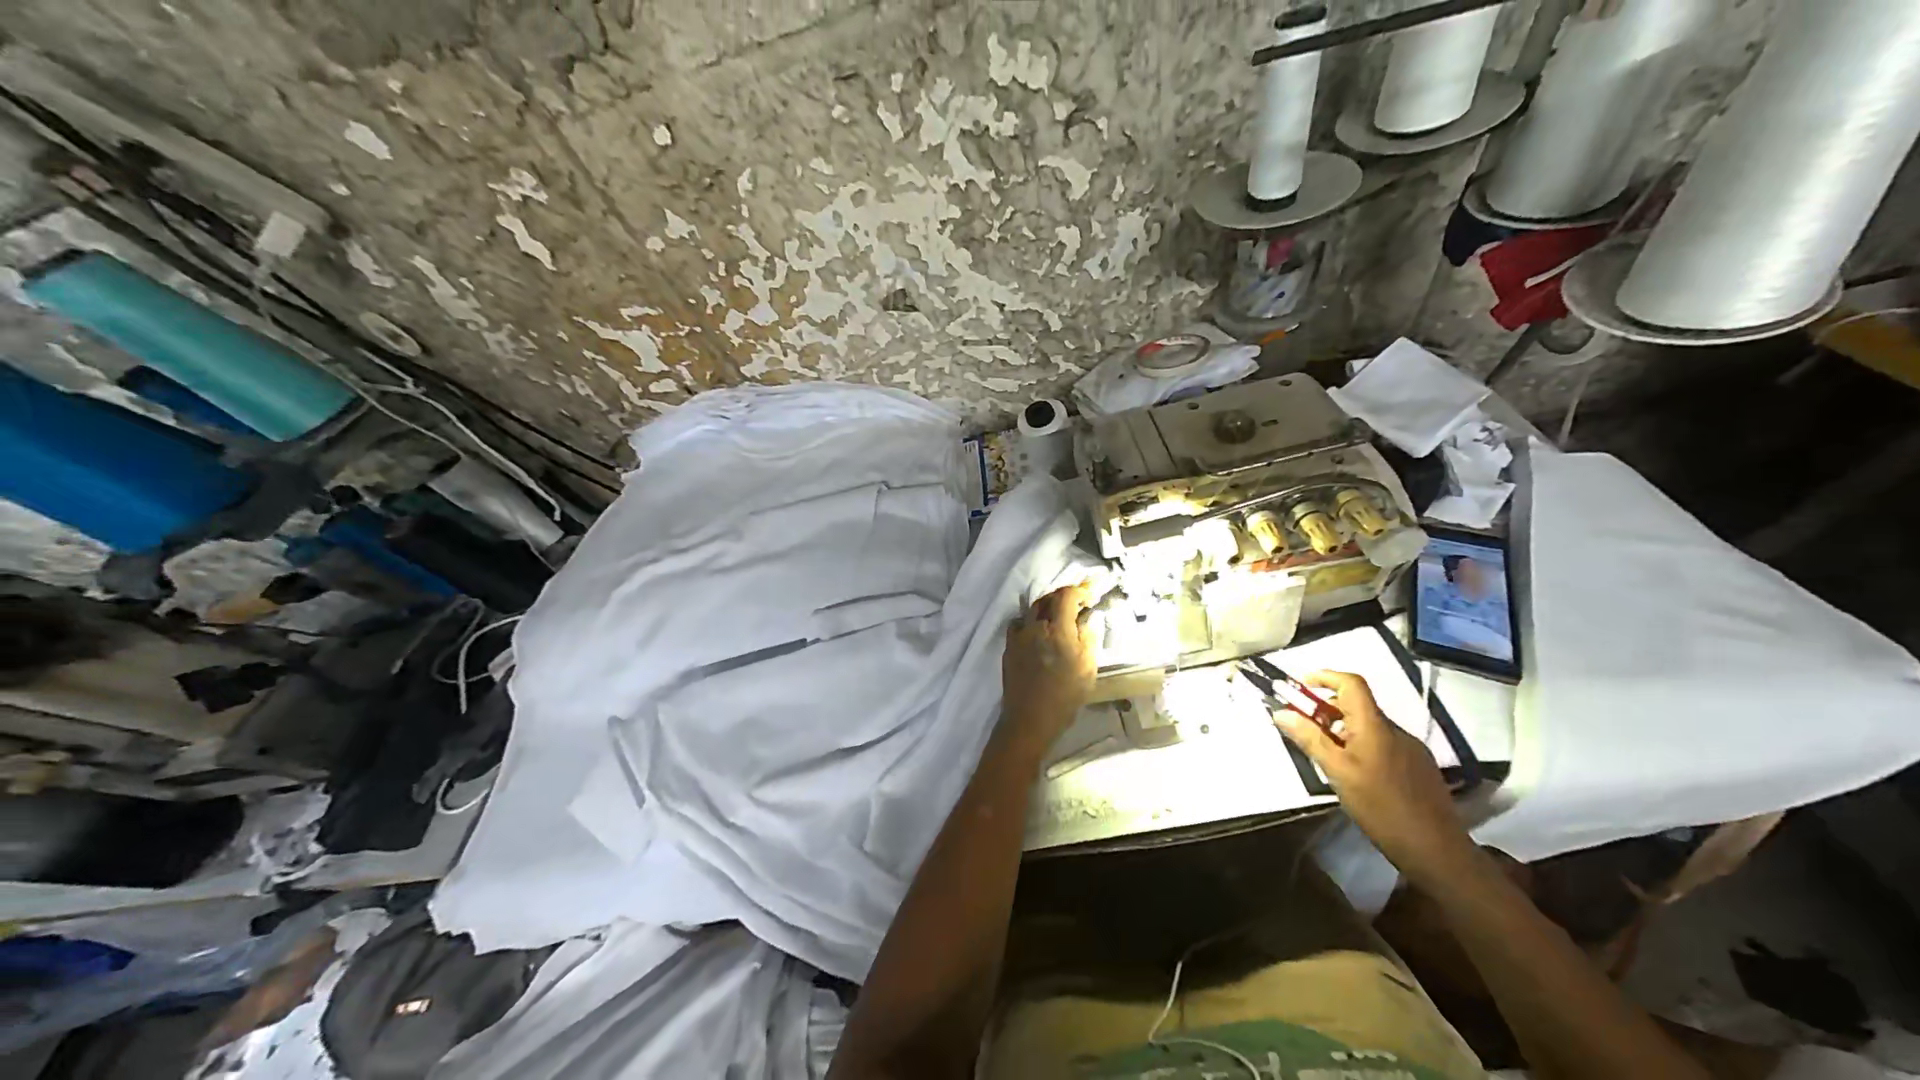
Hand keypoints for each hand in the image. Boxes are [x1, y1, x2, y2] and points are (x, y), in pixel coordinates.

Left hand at [1000, 582, 1097, 748]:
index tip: (1089, 595)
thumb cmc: (1065, 697)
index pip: (1066, 596)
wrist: (1030, 719)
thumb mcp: (1088, 669)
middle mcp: (1035, 627)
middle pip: (1048, 599)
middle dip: (1064, 597)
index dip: (1079, 590)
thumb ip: (1089, 639)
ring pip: (1032, 611)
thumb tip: (1088, 620)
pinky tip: (1038, 632)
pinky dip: (1031, 622)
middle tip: (1077, 603)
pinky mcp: (1008, 648)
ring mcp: (1018, 637)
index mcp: (1057, 630)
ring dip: (1047, 608)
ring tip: (1058, 616)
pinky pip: (1019, 625)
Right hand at [1272, 671, 1476, 887]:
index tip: (1301, 685)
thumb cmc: (1380, 807)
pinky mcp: (1418, 767)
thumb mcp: (1337, 773)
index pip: (1351, 683)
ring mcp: (1410, 748)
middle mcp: (1395, 730)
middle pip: (1358, 705)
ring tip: (1324, 754)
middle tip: (1303, 726)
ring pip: (1369, 726)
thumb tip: (1281, 712)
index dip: (1325, 676)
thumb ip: (1309, 739)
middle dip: (1327, 709)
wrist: (1435, 850)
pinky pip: (1383, 744)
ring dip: (1342, 729)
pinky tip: (1354, 773)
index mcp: (1374, 726)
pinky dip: (1360, 745)